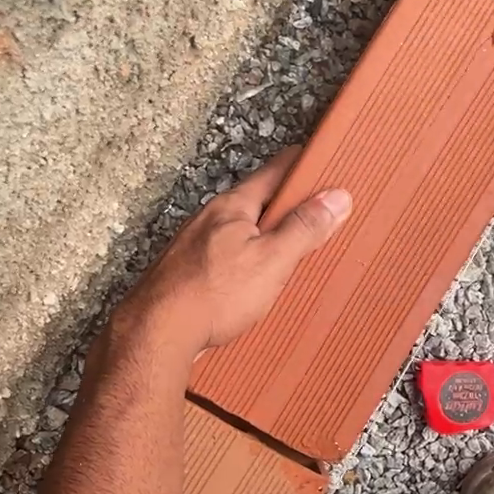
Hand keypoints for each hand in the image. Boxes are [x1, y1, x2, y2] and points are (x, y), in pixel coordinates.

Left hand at [114, 146, 350, 358]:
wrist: (157, 332)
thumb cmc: (212, 295)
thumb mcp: (273, 260)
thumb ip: (304, 228)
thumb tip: (336, 198)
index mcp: (233, 207)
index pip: (275, 172)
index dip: (301, 165)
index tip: (318, 161)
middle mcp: (209, 219)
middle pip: (255, 200)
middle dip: (283, 203)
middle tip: (311, 210)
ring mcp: (194, 245)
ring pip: (237, 229)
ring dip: (261, 233)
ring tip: (285, 248)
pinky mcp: (186, 272)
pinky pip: (223, 255)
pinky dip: (243, 259)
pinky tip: (248, 279)